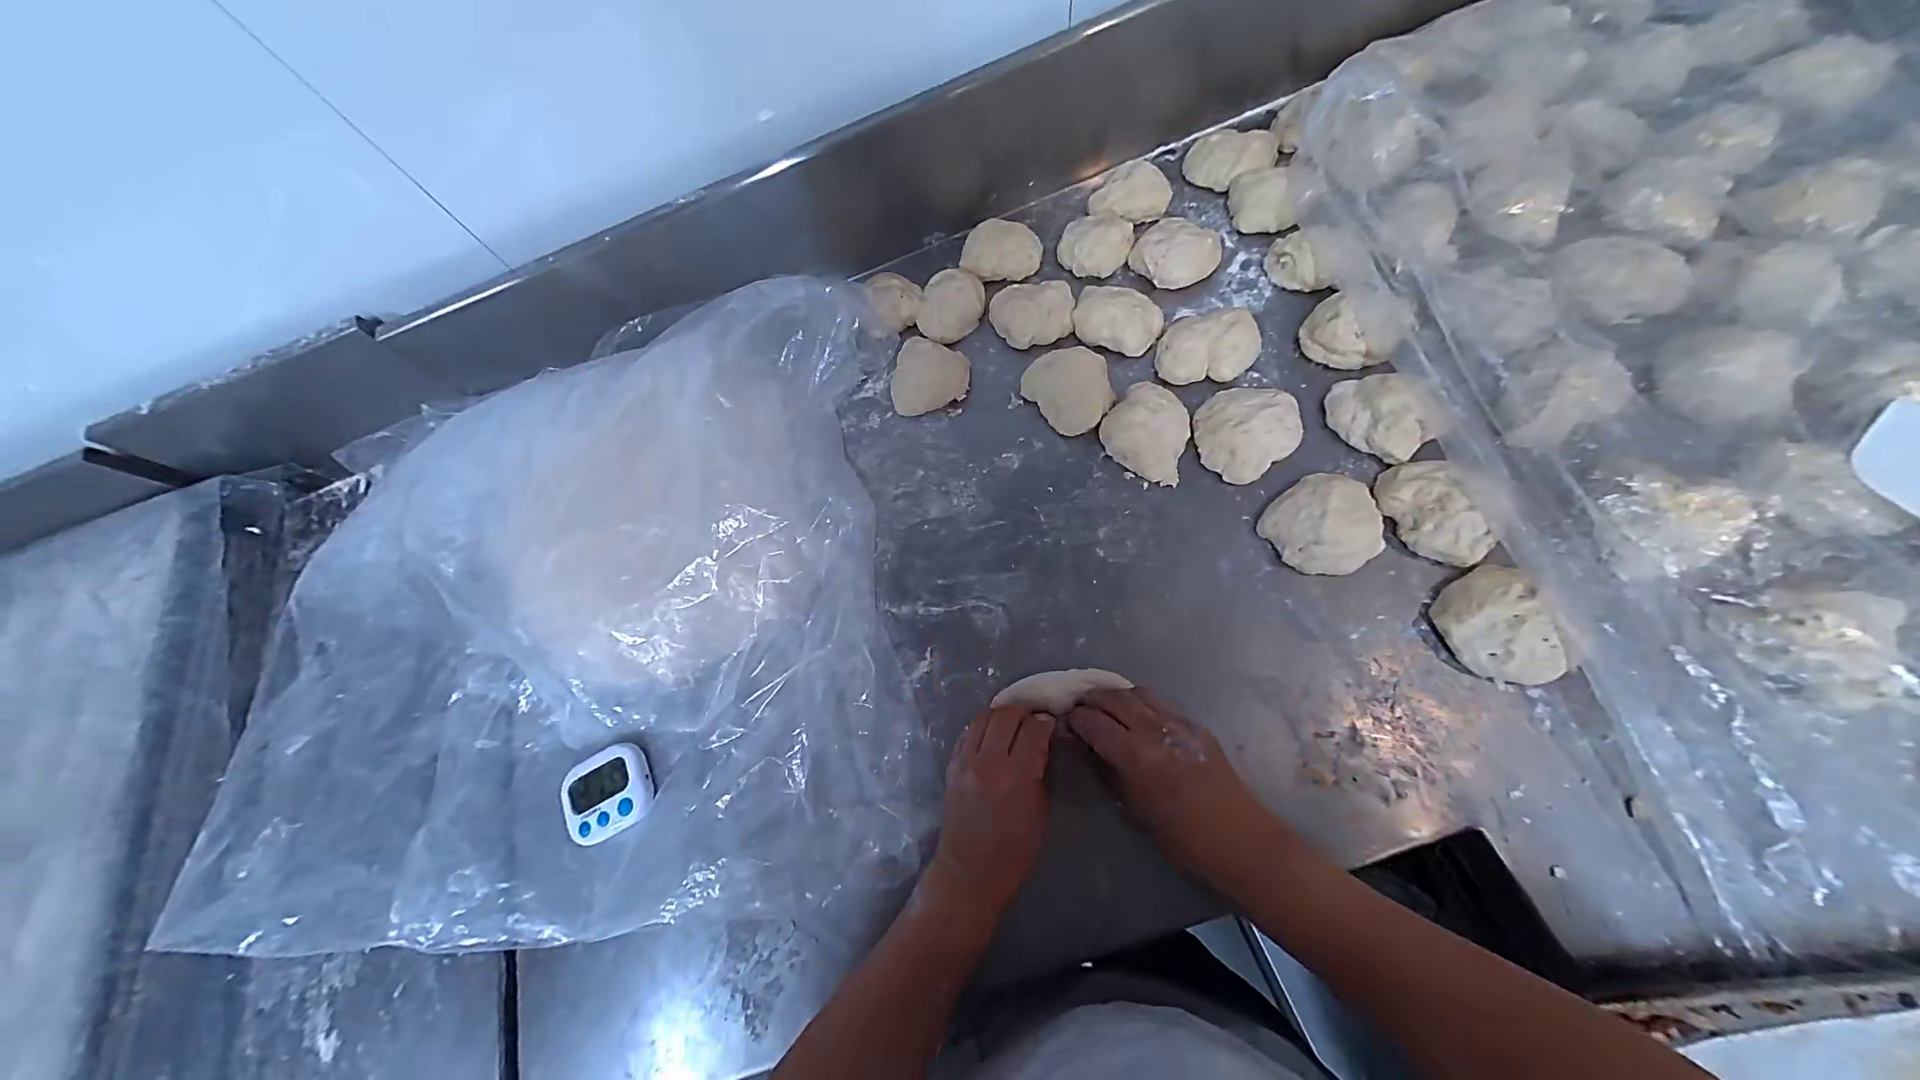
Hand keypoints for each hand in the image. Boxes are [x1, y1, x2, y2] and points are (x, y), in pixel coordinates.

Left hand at [922, 705, 1054, 918]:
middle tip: (1032, 721)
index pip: (1033, 729)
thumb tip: (1041, 742)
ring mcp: (965, 762)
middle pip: (1005, 714)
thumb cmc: (1015, 849)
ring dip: (1001, 716)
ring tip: (1012, 725)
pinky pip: (967, 733)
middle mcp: (988, 762)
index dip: (1045, 723)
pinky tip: (993, 738)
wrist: (970, 871)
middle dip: (1023, 712)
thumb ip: (1040, 771)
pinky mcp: (951, 765)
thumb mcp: (1041, 810)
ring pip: (982, 717)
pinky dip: (982, 729)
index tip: (1050, 725)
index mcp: (1016, 777)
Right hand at [1067, 688, 1285, 892]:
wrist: (1240, 840)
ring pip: (1137, 692)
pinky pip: (1160, 703)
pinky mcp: (1196, 725)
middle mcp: (1154, 730)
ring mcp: (1178, 723)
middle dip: (1091, 700)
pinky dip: (1141, 703)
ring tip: (1106, 707)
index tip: (1066, 724)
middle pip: (1112, 697)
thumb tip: (1086, 748)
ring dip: (1116, 696)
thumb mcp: (1133, 808)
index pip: (1092, 721)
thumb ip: (1107, 771)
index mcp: (1135, 755)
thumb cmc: (1181, 838)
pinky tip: (1138, 717)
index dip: (1074, 720)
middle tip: (1081, 710)